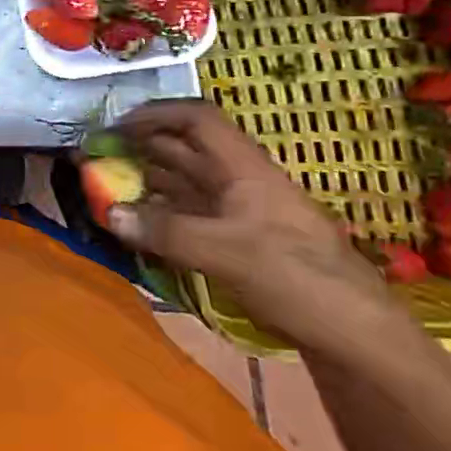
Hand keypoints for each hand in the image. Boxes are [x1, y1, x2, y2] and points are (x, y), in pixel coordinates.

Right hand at [101, 99, 401, 351]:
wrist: (355, 336)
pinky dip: (157, 212)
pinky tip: (133, 221)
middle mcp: (238, 182)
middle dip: (139, 146)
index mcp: (244, 169)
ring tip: (104, 185)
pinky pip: (186, 214)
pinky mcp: (235, 241)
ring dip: (145, 179)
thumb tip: (108, 213)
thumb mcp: (226, 253)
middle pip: (183, 149)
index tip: (115, 127)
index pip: (197, 120)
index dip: (156, 114)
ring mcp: (237, 212)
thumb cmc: (297, 279)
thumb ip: (164, 231)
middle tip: (95, 156)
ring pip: (182, 182)